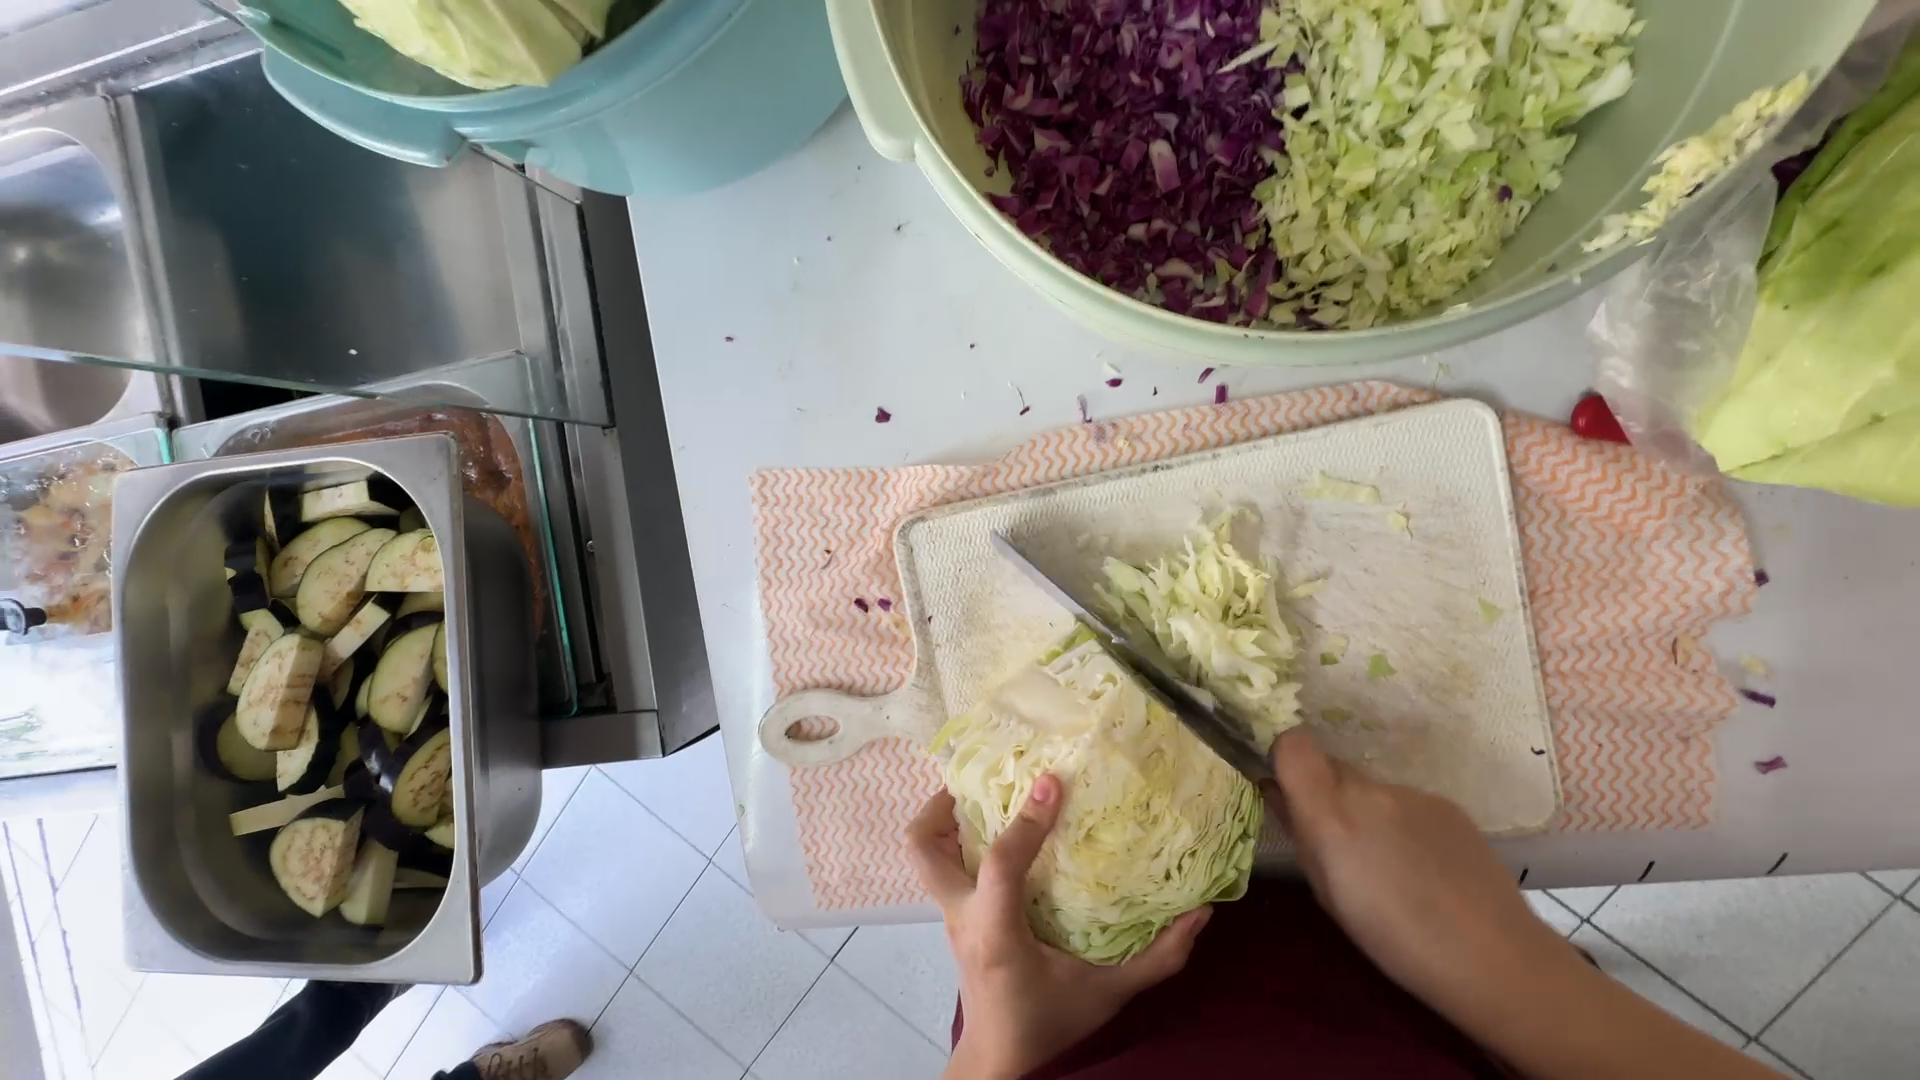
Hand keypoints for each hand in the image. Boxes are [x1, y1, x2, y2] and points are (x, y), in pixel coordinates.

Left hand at [909, 776, 1211, 1079]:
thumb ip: (1157, 958)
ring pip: (920, 853)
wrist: (1000, 1058)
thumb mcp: (1109, 995)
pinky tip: (991, 831)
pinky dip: (952, 839)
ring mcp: (950, 916)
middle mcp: (963, 916)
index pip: (1000, 864)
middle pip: (922, 847)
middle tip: (984, 781)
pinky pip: (937, 866)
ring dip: (942, 818)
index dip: (1026, 821)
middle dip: (942, 804)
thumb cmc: (1049, 1022)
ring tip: (982, 796)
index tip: (1052, 784)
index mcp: (997, 931)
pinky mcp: (952, 917)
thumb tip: (1200, 912)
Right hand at [1263, 728, 1570, 1010]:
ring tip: (1391, 866)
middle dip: (1326, 794)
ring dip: (1368, 814)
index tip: (1286, 785)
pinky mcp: (1448, 805)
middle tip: (1339, 842)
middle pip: (1331, 768)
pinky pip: (1407, 804)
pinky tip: (1425, 868)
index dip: (1285, 757)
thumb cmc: (1392, 939)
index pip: (1293, 745)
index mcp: (1330, 813)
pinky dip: (1404, 826)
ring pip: (1371, 791)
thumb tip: (1278, 795)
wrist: (1495, 957)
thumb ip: (1300, 835)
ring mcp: (1412, 794)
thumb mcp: (1326, 893)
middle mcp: (1368, 790)